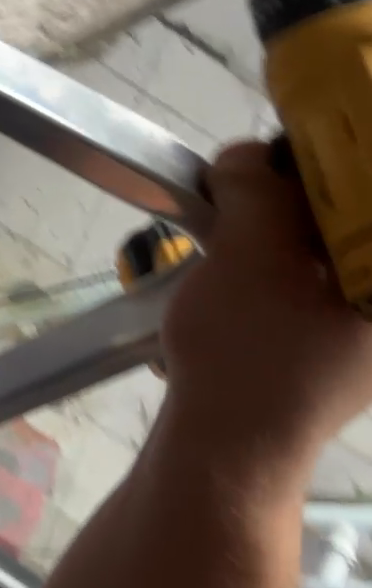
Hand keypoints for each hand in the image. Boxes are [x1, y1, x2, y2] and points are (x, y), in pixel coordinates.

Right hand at [161, 142, 371, 463]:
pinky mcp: (356, 339)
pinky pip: (330, 278)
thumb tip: (248, 153)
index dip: (338, 160)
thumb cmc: (250, 349)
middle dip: (309, 193)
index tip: (284, 150)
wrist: (230, 436)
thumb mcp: (245, 261)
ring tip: (238, 223)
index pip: (370, 197)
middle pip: (358, 223)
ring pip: (344, 251)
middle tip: (248, 184)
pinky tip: (249, 264)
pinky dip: (290, 259)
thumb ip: (256, 197)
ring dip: (292, 225)